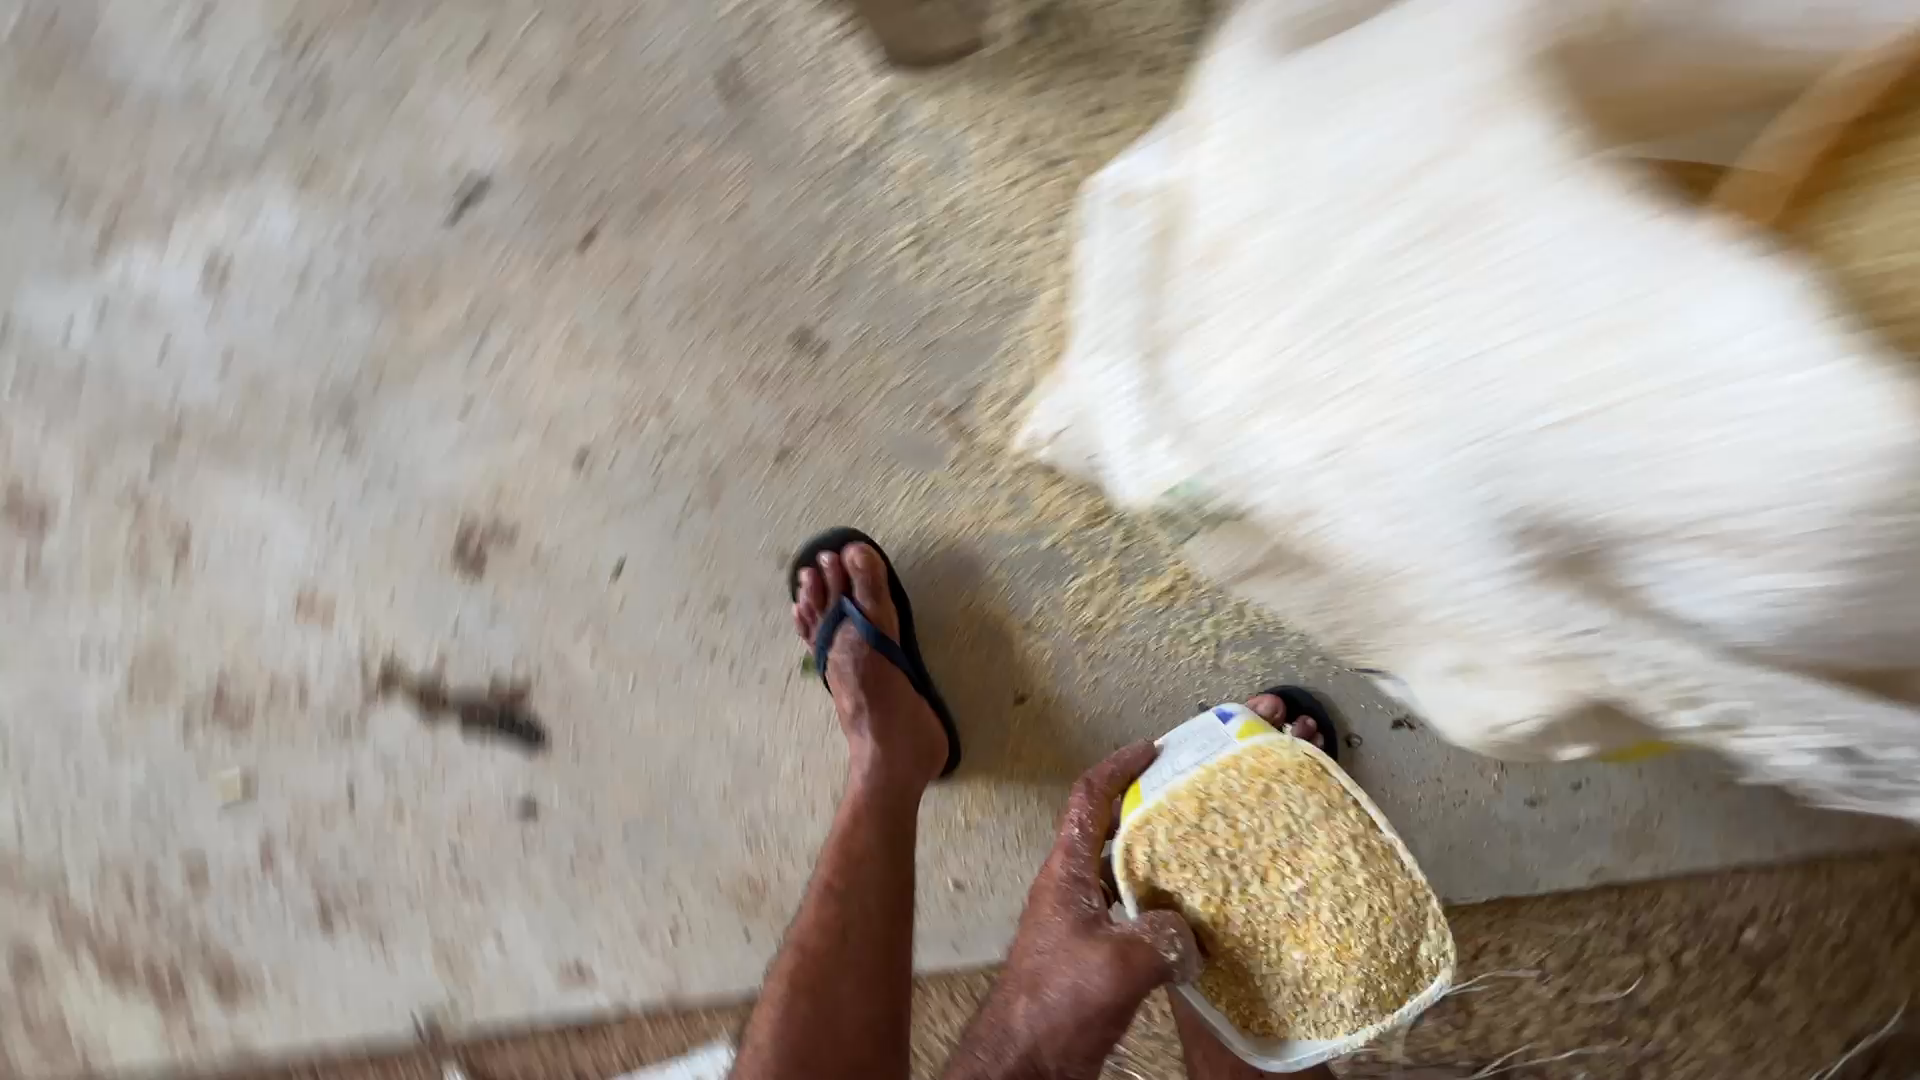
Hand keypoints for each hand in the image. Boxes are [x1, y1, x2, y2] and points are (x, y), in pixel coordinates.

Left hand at [945, 742, 1199, 1079]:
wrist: (1025, 1057)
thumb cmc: (1057, 1001)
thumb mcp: (1117, 964)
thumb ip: (1160, 937)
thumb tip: (1188, 931)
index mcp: (1067, 869)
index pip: (1089, 797)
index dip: (1118, 766)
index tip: (1151, 750)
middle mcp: (1071, 882)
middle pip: (1108, 826)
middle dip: (1144, 806)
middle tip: (1187, 799)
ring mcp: (1081, 915)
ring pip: (1121, 869)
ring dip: (1154, 856)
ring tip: (1199, 853)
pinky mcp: (1093, 948)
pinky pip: (1130, 909)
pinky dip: (1158, 903)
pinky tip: (1191, 919)